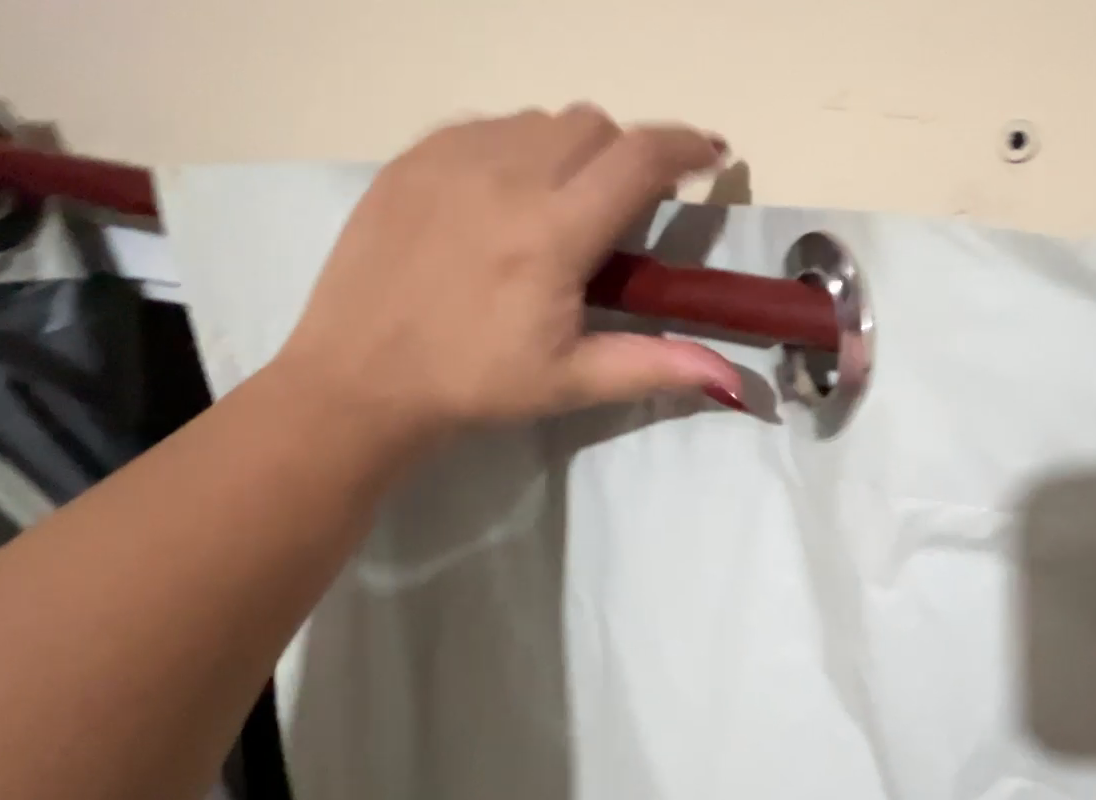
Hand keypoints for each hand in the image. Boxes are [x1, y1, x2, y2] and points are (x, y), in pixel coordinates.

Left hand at [277, 106, 745, 443]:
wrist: (362, 377)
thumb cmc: (477, 383)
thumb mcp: (574, 381)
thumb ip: (657, 366)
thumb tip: (733, 379)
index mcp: (553, 233)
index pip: (639, 158)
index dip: (686, 148)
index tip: (711, 156)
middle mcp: (506, 175)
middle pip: (593, 125)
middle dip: (627, 154)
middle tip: (628, 206)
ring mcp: (452, 158)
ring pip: (540, 120)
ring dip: (573, 150)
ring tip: (565, 205)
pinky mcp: (413, 157)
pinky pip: (487, 125)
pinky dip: (519, 147)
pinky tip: (508, 198)